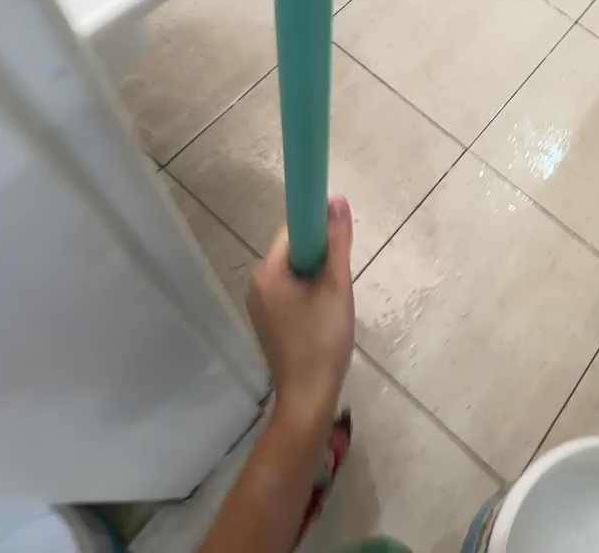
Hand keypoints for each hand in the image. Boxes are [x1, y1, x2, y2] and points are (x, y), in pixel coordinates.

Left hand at [246, 196, 354, 428]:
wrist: (309, 397)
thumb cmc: (322, 340)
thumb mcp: (336, 286)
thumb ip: (337, 242)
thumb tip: (338, 200)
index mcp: (267, 273)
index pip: (293, 231)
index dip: (318, 228)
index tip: (341, 239)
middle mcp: (256, 285)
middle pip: (294, 251)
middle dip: (321, 257)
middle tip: (341, 278)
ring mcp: (260, 305)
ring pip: (295, 273)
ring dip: (318, 277)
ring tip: (335, 299)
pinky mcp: (269, 321)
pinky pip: (291, 292)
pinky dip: (310, 293)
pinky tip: (325, 314)